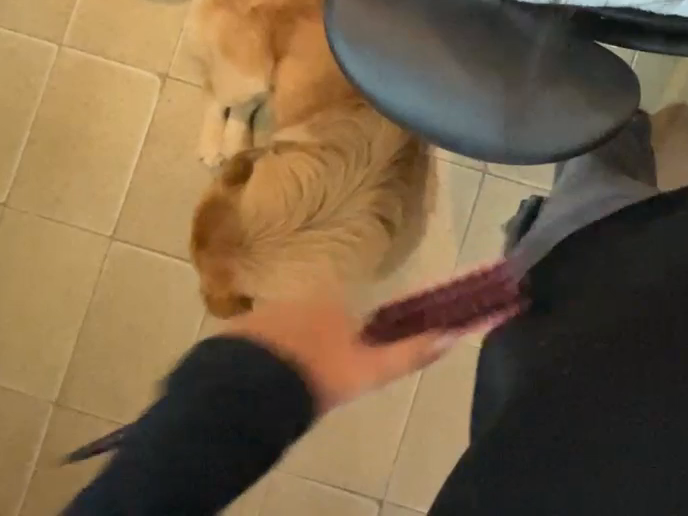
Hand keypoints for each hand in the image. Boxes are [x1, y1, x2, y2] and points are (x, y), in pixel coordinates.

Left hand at [228, 288, 501, 411]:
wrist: (247, 391)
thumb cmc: (317, 375)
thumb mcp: (369, 371)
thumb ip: (408, 353)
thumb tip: (451, 334)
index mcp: (336, 300)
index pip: (351, 308)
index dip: (351, 331)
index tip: (347, 355)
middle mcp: (302, 296)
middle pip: (318, 313)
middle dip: (319, 336)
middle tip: (318, 370)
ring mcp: (266, 311)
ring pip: (286, 326)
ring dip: (289, 344)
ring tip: (288, 377)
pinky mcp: (236, 331)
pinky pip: (255, 340)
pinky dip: (260, 354)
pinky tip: (261, 379)